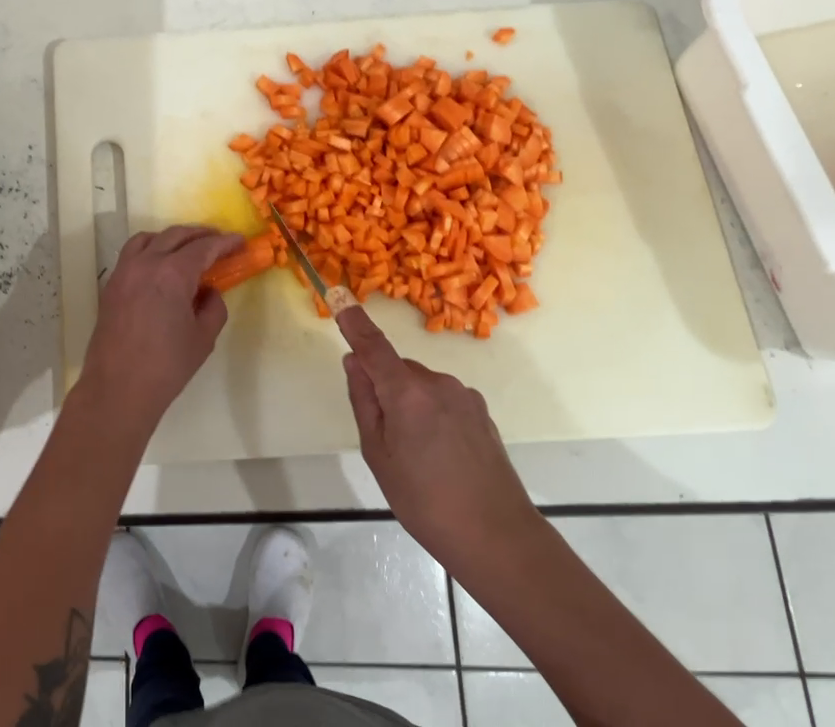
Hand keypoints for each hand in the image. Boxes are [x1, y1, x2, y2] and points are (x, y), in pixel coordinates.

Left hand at [77, 225, 243, 426]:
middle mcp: (145, 264)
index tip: (239, 241)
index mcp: (172, 273)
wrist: (118, 388)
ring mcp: (123, 272)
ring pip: (148, 239)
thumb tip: (208, 291)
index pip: (202, 247)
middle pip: (175, 236)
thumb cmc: (167, 366)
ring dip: (171, 238)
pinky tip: (160, 265)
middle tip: (218, 241)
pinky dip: (150, 249)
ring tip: (188, 248)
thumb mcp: (203, 338)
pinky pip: (131, 254)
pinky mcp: (111, 286)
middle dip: (199, 235)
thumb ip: (213, 307)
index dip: (223, 243)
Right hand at [338, 309, 543, 569]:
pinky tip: (440, 456)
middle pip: (397, 370)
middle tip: (384, 439)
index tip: (339, 298)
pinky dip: (431, 415)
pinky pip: (443, 401)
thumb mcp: (378, 455)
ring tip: (416, 457)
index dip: (354, 323)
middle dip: (384, 389)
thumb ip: (364, 402)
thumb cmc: (423, 500)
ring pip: (421, 387)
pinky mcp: (482, 412)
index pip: (373, 346)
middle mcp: (438, 384)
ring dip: (410, 405)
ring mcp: (465, 397)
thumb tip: (354, 362)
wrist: (495, 535)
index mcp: (407, 392)